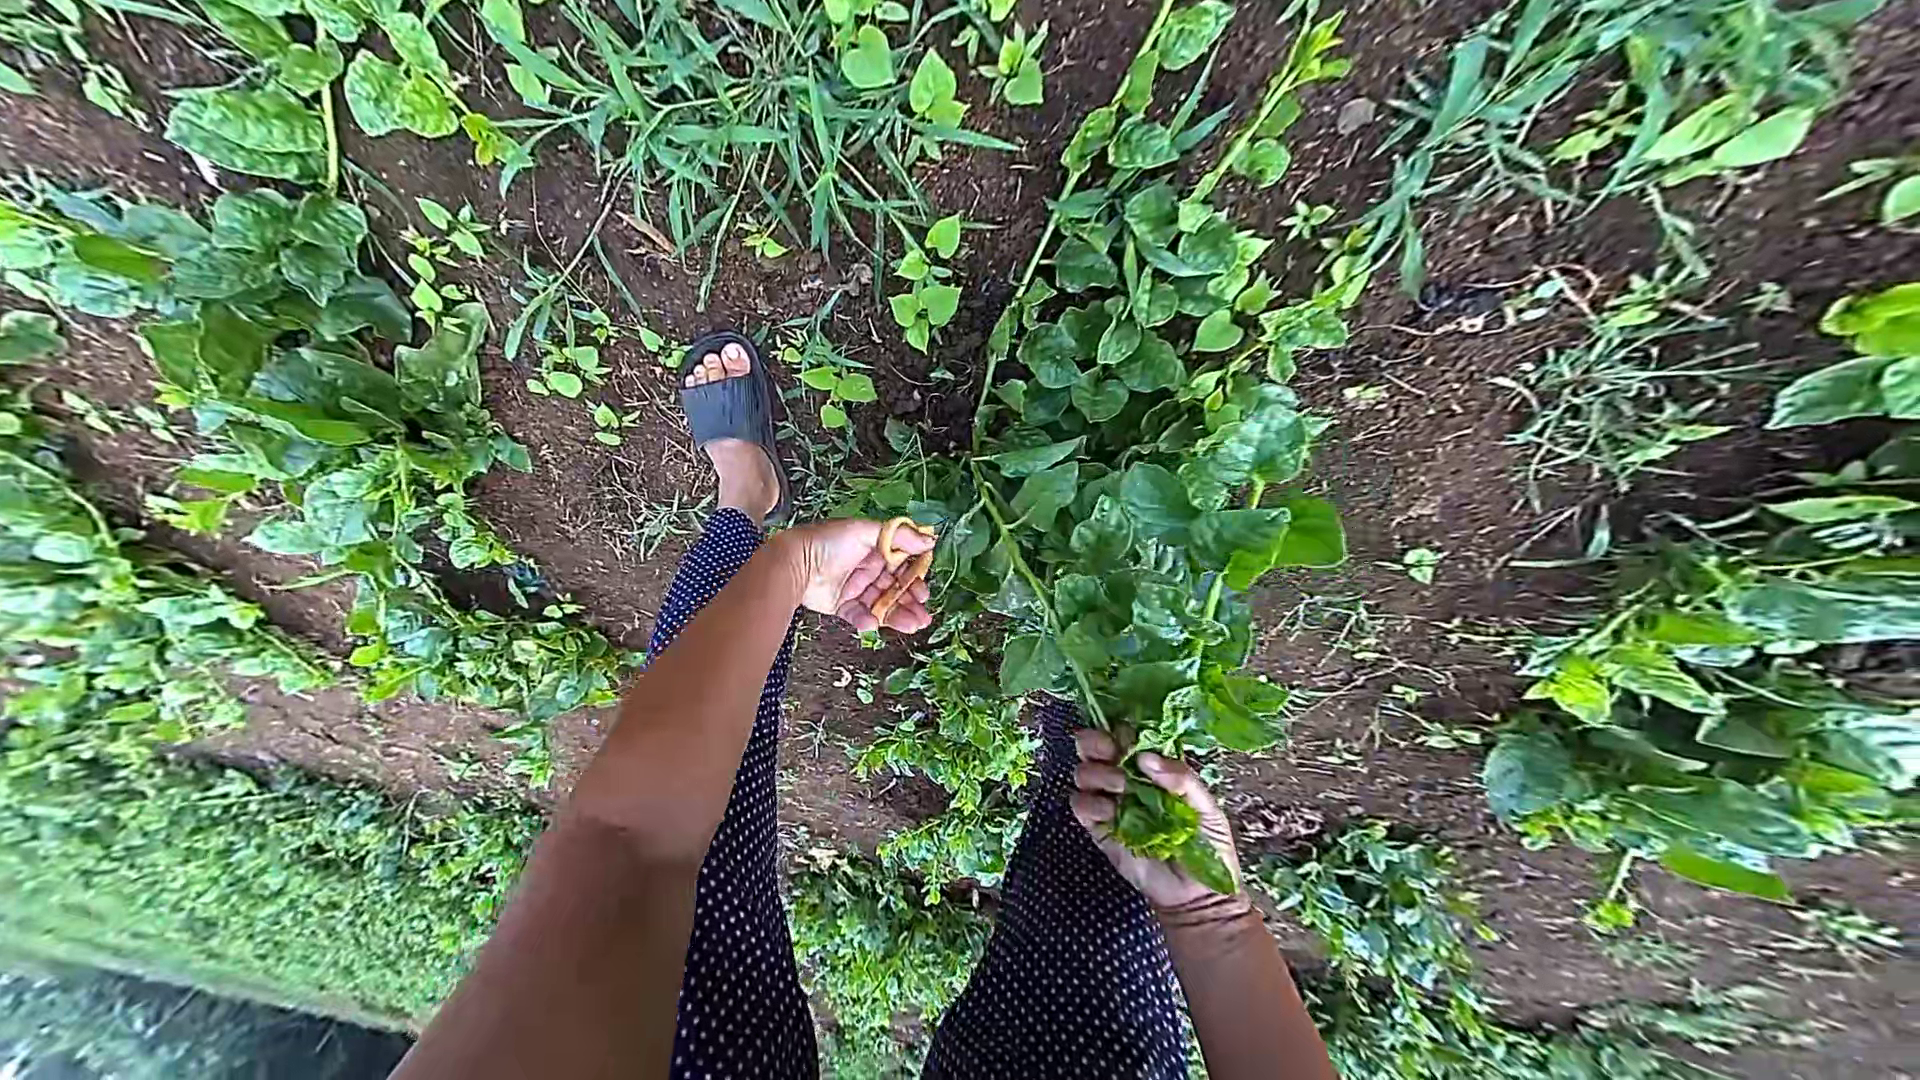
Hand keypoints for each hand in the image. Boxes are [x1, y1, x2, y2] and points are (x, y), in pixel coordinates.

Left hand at [775, 518, 934, 633]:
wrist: (794, 563)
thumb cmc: (829, 541)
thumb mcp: (866, 531)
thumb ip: (900, 537)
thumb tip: (931, 540)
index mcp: (876, 549)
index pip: (903, 567)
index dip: (915, 580)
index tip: (924, 592)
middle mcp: (868, 569)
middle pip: (895, 589)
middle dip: (910, 603)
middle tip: (923, 617)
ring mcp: (856, 589)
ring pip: (882, 605)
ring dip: (898, 616)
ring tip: (912, 625)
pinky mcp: (842, 606)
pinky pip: (859, 615)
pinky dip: (867, 621)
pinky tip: (871, 623)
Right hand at [1071, 728, 1250, 922]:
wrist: (1199, 895)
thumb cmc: (1207, 844)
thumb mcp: (1206, 805)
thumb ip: (1181, 777)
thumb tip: (1144, 756)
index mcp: (1150, 766)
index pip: (1124, 736)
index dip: (1119, 732)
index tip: (1126, 740)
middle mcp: (1125, 777)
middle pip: (1094, 746)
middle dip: (1094, 743)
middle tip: (1111, 754)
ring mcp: (1109, 802)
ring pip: (1082, 772)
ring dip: (1097, 774)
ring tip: (1120, 788)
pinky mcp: (1098, 828)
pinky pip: (1079, 805)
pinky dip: (1089, 804)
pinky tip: (1110, 814)